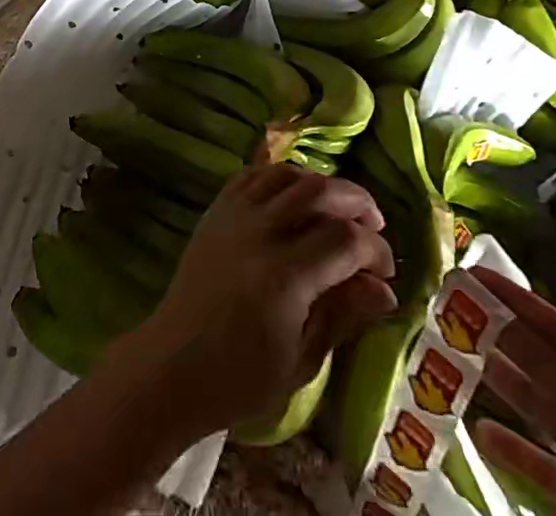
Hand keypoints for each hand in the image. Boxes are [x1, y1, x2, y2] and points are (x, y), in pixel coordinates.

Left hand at [125, 165, 396, 436]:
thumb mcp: (301, 361)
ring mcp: (234, 218)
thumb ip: (344, 316)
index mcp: (285, 277)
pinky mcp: (216, 213)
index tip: (384, 274)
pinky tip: (294, 198)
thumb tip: (386, 291)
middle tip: (373, 230)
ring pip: (289, 175)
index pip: (348, 240)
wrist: (169, 369)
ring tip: (337, 210)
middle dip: (359, 205)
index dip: (376, 251)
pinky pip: (253, 175)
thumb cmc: (237, 379)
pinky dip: (281, 178)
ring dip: (322, 185)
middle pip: (323, 192)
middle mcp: (261, 234)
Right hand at [470, 269, 555, 515]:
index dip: (521, 303)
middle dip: (498, 331)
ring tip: (457, 351)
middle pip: (541, 364)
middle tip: (452, 305)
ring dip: (500, 380)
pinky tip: (481, 429)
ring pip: (537, 410)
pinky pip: (546, 475)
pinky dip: (514, 453)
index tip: (479, 276)